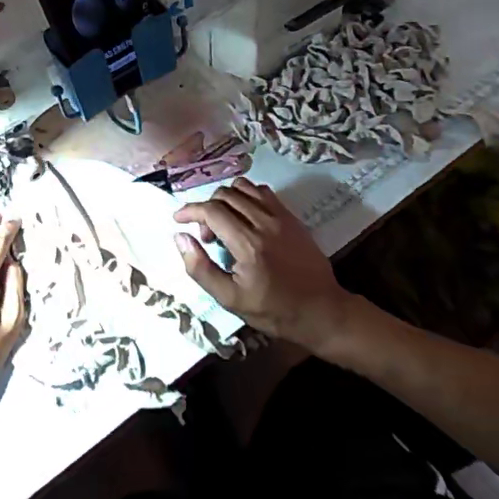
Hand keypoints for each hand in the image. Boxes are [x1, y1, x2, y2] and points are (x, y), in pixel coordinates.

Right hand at [173, 179, 357, 351]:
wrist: (320, 309)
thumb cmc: (273, 310)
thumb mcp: (230, 300)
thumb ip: (201, 268)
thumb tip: (181, 237)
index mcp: (247, 244)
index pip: (212, 211)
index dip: (190, 210)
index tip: (178, 219)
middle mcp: (264, 222)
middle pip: (225, 195)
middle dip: (207, 209)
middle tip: (206, 236)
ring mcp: (280, 216)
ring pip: (244, 187)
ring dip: (226, 199)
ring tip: (225, 223)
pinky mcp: (291, 216)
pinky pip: (263, 192)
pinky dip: (247, 196)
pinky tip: (245, 217)